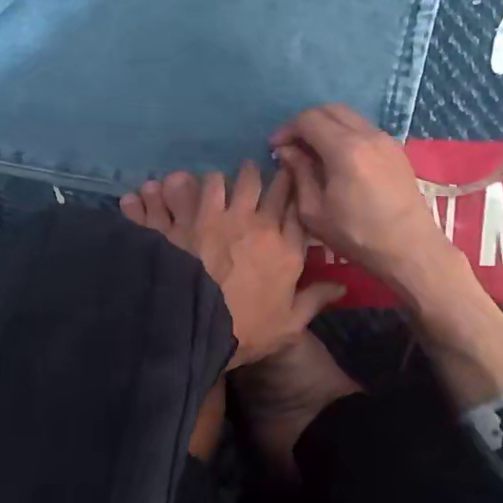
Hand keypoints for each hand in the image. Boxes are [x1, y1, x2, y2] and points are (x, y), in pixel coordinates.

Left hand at [121, 163, 345, 368]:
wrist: (196, 332)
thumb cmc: (247, 331)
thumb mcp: (289, 324)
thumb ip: (315, 298)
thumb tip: (343, 285)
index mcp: (280, 244)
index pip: (291, 202)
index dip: (289, 184)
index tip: (287, 174)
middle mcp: (248, 222)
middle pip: (254, 182)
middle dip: (253, 173)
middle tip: (249, 170)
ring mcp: (209, 218)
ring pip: (215, 180)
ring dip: (214, 180)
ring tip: (210, 183)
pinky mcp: (178, 222)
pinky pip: (174, 195)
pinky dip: (166, 191)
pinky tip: (159, 189)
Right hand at [269, 103, 455, 286]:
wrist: (410, 249)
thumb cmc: (357, 235)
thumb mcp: (314, 211)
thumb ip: (299, 174)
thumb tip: (287, 152)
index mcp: (346, 150)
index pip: (309, 120)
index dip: (287, 130)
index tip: (275, 148)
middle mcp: (368, 136)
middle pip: (330, 110)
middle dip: (305, 122)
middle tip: (292, 145)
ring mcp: (386, 140)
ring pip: (349, 116)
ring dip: (326, 126)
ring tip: (312, 151)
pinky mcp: (395, 150)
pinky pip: (363, 129)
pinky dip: (343, 133)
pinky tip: (336, 158)